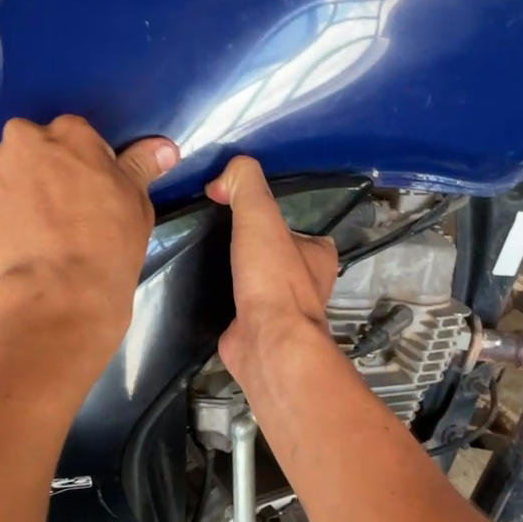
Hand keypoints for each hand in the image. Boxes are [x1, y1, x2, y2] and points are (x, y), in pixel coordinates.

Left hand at [0, 116, 176, 339]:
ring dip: (13, 192)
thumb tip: (165, 147)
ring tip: (33, 232)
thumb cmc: (109, 243)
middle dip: (41, 171)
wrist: (62, 290)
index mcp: (69, 133)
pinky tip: (14, 245)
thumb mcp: (136, 202)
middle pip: (31, 148)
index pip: (74, 135)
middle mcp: (23, 140)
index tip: (88, 193)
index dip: (81, 165)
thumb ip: (142, 166)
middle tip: (59, 212)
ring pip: (1, 174)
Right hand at [206, 156, 338, 386]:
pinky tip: (203, 290)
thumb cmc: (273, 279)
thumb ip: (245, 184)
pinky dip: (223, 300)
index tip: (244, 211)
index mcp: (319, 255)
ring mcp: (282, 311)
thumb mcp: (260, 215)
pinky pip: (238, 307)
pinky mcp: (256, 330)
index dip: (274, 218)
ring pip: (258, 283)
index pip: (301, 228)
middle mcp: (307, 284)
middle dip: (253, 248)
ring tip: (208, 258)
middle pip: (277, 256)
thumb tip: (223, 178)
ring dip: (237, 275)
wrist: (266, 342)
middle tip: (220, 233)